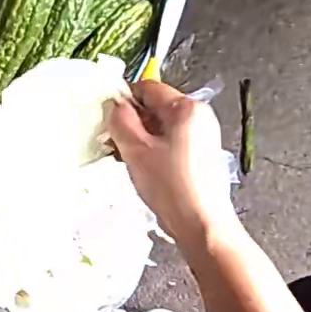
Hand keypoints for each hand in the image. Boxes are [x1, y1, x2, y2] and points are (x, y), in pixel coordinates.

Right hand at [107, 80, 240, 247]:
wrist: (201, 223)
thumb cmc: (172, 187)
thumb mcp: (136, 150)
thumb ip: (121, 121)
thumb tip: (115, 105)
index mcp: (187, 109)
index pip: (148, 88)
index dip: (124, 100)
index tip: (108, 119)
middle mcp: (199, 117)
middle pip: (155, 107)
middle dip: (132, 122)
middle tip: (114, 143)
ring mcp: (202, 136)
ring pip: (161, 126)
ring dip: (140, 138)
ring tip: (128, 159)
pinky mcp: (200, 154)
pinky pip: (170, 142)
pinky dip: (153, 150)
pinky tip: (143, 168)